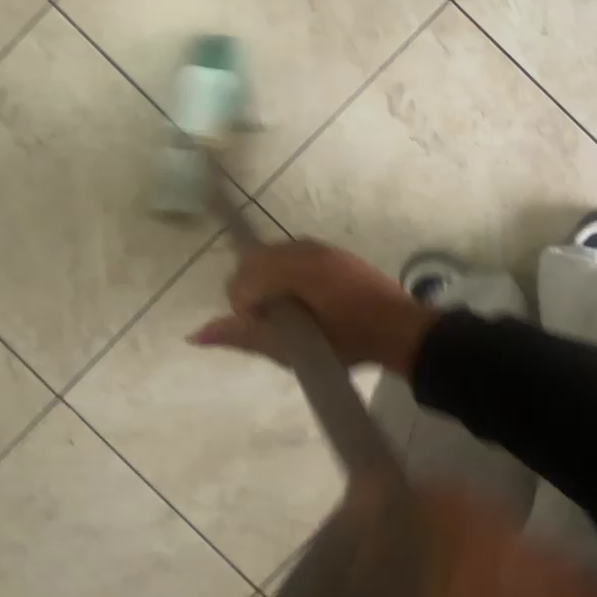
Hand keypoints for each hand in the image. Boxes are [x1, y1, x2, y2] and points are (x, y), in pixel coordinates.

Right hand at [188, 239, 435, 374]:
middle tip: (274, 323)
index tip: (265, 330)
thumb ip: (245, 336)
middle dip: (252, 291)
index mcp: (296, 269)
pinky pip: (295, 255)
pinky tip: (305, 302)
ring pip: (273, 256)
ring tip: (290, 315)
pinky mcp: (336, 253)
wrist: (401, 328)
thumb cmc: (350, 341)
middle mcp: (307, 250)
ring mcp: (323, 249)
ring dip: (269, 282)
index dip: (244, 308)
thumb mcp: (295, 347)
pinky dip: (287, 274)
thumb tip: (195, 334)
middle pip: (254, 260)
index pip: (243, 278)